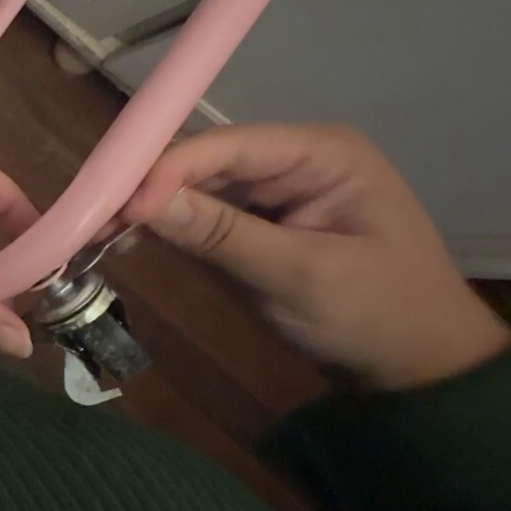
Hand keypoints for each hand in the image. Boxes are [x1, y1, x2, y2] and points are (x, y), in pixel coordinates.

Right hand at [124, 124, 510, 390]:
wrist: (417, 364)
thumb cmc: (378, 314)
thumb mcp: (300, 276)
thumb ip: (222, 235)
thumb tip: (141, 204)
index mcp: (320, 154)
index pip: (225, 145)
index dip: (166, 169)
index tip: (119, 207)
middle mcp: (289, 159)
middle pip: (198, 158)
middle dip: (146, 186)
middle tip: (93, 220)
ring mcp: (266, 188)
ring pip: (187, 183)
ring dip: (144, 205)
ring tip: (97, 231)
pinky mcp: (248, 218)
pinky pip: (192, 209)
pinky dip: (159, 223)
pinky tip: (125, 237)